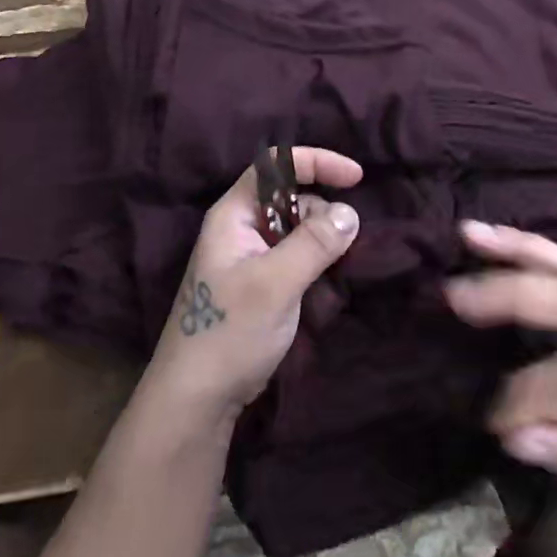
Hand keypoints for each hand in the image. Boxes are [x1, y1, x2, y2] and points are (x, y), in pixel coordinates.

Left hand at [142, 148, 362, 419]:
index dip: (314, 162)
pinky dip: (316, 267)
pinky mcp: (260, 286)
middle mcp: (240, 230)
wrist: (198, 394)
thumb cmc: (230, 330)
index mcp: (232, 216)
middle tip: (345, 248)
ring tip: (339, 272)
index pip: (274, 167)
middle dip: (323, 213)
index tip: (357, 177)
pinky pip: (295, 261)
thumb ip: (313, 243)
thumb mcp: (275, 283)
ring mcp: (249, 259)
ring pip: (296, 233)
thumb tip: (349, 211)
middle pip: (289, 200)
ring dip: (323, 244)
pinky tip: (329, 289)